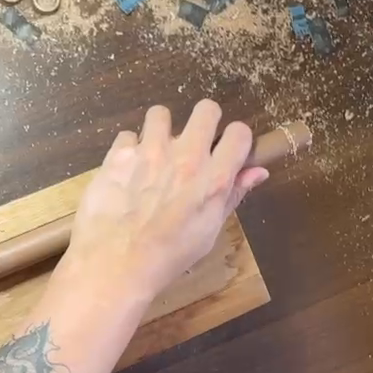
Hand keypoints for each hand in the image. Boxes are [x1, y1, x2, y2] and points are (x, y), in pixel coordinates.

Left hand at [59, 101, 268, 305]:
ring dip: (160, 130)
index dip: (234, 138)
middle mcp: (185, 157)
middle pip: (206, 109)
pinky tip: (127, 170)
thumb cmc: (167, 256)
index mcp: (213, 179)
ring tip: (154, 152)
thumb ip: (232, 195)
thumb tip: (257, 172)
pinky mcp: (118, 154)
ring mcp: (150, 152)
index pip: (239, 133)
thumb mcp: (208, 231)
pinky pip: (128, 136)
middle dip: (203, 120)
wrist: (116, 264)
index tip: (225, 148)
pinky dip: (129, 149)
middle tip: (193, 141)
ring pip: (161, 113)